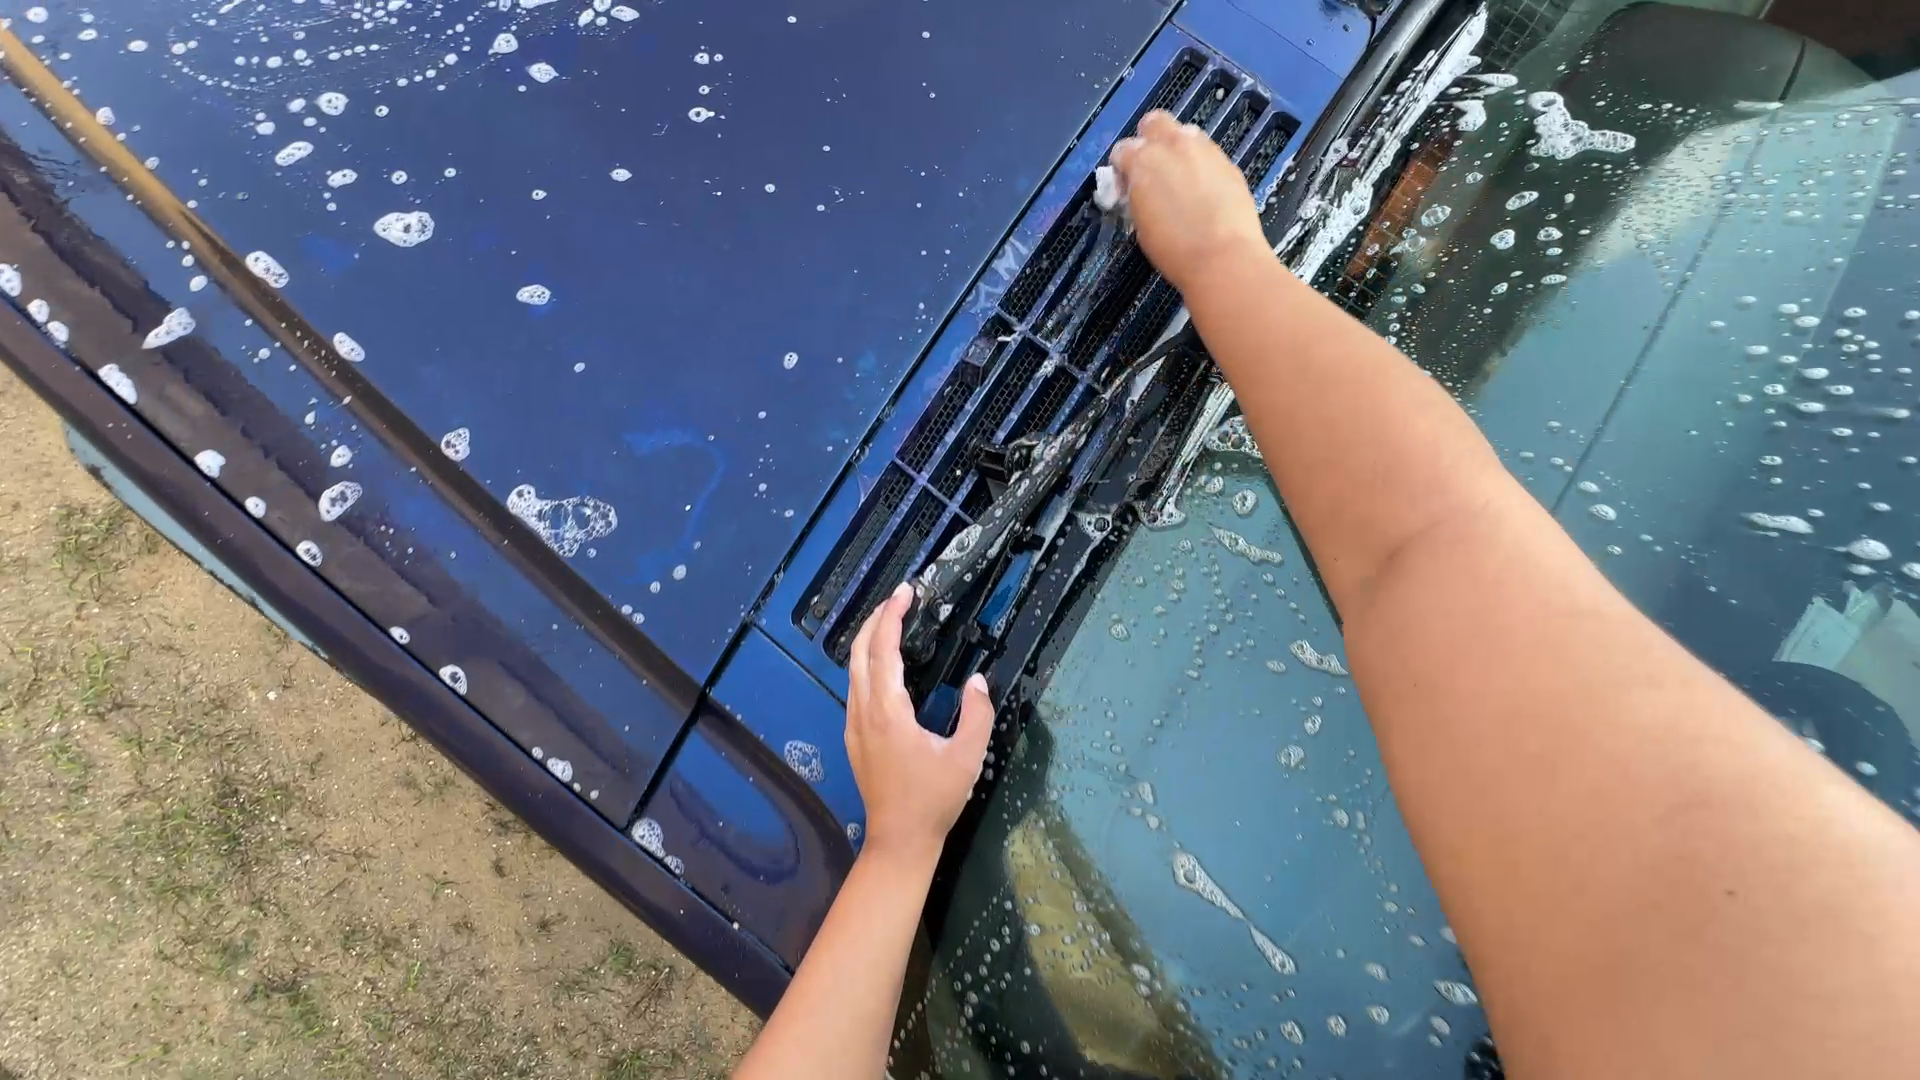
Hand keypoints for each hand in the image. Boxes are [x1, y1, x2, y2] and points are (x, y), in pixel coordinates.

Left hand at [846, 583, 994, 864]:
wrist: (899, 841)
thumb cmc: (933, 799)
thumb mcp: (967, 757)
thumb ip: (976, 715)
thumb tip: (977, 681)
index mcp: (888, 712)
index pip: (883, 651)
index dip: (891, 617)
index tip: (905, 592)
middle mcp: (863, 712)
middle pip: (859, 652)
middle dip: (875, 619)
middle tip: (899, 598)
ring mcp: (854, 724)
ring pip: (854, 668)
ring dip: (870, 639)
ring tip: (894, 622)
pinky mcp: (855, 736)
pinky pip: (857, 685)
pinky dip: (869, 661)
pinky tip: (887, 662)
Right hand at [1110, 110, 1270, 293]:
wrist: (1223, 257)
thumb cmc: (1174, 251)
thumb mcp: (1141, 225)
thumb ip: (1137, 197)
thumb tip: (1139, 191)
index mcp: (1144, 161)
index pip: (1122, 149)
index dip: (1120, 168)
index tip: (1123, 188)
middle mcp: (1173, 145)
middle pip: (1154, 122)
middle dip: (1147, 141)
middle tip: (1149, 170)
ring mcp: (1205, 149)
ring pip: (1184, 133)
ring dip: (1176, 149)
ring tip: (1178, 179)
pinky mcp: (1228, 162)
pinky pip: (1207, 153)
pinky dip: (1199, 165)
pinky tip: (1202, 191)